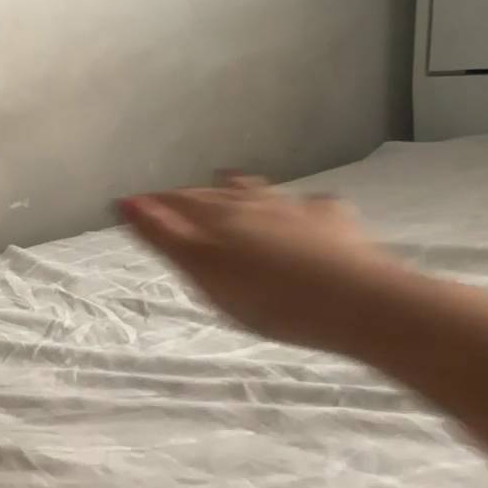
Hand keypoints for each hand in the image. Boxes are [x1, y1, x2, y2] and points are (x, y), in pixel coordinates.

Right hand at [118, 173, 417, 354]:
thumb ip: (160, 234)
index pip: (174, 201)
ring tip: (231, 181)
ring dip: (242, 188)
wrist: (363, 305)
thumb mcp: (199, 269)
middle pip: (214, 194)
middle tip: (176, 198)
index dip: (151, 203)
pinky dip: (304, 204)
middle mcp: (254, 204)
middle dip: (191, 194)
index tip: (130, 205)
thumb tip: (125, 201)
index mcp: (216, 215)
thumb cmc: (267, 295)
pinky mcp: (339, 227)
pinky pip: (316, 206)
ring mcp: (299, 212)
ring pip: (262, 192)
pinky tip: (310, 206)